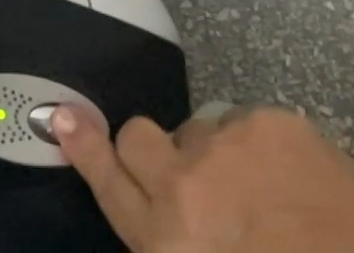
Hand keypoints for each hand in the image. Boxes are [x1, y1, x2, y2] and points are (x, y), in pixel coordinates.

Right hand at [54, 104, 353, 252]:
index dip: (80, 144)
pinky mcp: (272, 123)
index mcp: (169, 237)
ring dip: (212, 153)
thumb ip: (172, 234)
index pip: (108, 178)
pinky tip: (290, 179)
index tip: (62, 116)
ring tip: (257, 192)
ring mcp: (229, 146)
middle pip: (138, 138)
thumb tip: (161, 214)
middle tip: (191, 186)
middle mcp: (186, 185)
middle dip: (153, 154)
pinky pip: (243, 122)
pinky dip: (256, 145)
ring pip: (195, 128)